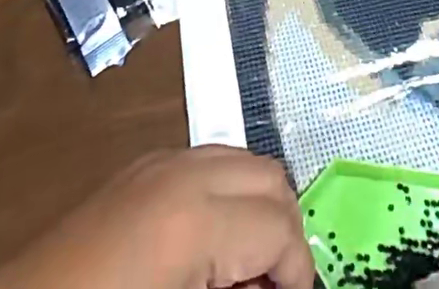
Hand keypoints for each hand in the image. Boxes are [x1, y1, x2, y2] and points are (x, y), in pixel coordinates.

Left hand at [0, 146, 314, 288]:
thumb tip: (278, 285)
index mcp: (193, 216)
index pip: (281, 225)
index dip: (298, 273)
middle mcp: (182, 171)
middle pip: (269, 178)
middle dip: (283, 232)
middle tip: (268, 287)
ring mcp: (157, 162)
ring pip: (241, 161)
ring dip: (256, 209)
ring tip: (240, 269)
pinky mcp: (139, 168)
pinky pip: (205, 164)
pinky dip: (225, 196)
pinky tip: (206, 246)